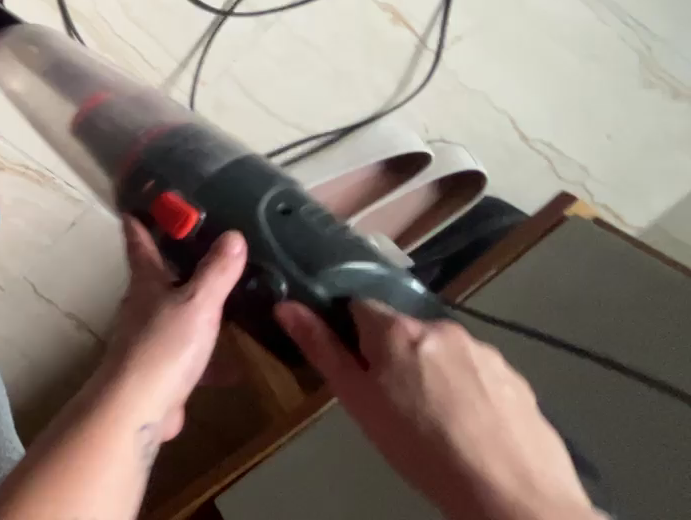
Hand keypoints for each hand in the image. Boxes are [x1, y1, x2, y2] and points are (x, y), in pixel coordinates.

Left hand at [98, 219, 247, 443]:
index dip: (138, 223)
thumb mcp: (197, 303)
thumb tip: (233, 235)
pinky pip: (188, 351)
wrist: (141, 401)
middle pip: (155, 275)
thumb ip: (216, 272)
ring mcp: (149, 334)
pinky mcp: (162, 365)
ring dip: (193, 306)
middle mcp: (143, 303)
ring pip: (173, 312)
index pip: (138, 242)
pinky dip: (209, 353)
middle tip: (198, 247)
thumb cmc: (164, 344)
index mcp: (145, 281)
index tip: (135, 205)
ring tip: (224, 300)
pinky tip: (232, 364)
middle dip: (172, 262)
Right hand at [276, 300, 597, 519]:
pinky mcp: (521, 383)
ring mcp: (487, 356)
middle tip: (392, 399)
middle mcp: (442, 329)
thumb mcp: (356, 399)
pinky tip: (470, 427)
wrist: (514, 500)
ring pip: (442, 353)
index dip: (350, 335)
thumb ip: (321, 347)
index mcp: (396, 328)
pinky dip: (469, 391)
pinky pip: (479, 375)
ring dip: (432, 371)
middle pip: (402, 331)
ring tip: (434, 418)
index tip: (356, 369)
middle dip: (393, 355)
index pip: (357, 307)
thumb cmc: (419, 446)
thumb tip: (285, 306)